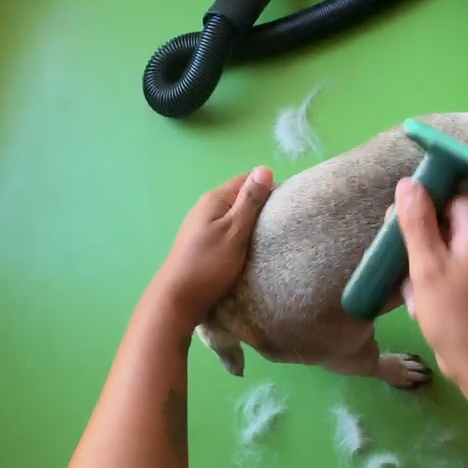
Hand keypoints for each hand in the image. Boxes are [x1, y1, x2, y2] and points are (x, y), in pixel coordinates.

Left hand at [147, 166, 274, 329]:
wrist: (178, 299)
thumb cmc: (209, 264)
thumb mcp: (235, 230)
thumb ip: (250, 201)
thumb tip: (264, 168)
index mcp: (214, 199)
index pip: (247, 179)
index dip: (269, 186)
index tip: (288, 203)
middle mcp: (206, 207)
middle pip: (240, 197)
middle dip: (262, 205)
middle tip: (283, 222)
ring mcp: (201, 226)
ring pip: (233, 215)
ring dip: (252, 222)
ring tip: (270, 236)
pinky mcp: (202, 243)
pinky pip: (227, 230)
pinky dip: (241, 234)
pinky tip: (250, 248)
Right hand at [394, 178, 467, 387]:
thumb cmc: (454, 313)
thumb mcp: (426, 265)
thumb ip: (416, 221)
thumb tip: (409, 181)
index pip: (447, 197)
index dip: (420, 210)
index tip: (398, 231)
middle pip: (444, 222)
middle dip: (419, 244)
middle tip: (402, 267)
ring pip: (443, 248)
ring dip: (422, 267)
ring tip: (413, 293)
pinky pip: (452, 268)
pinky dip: (434, 281)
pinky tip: (423, 304)